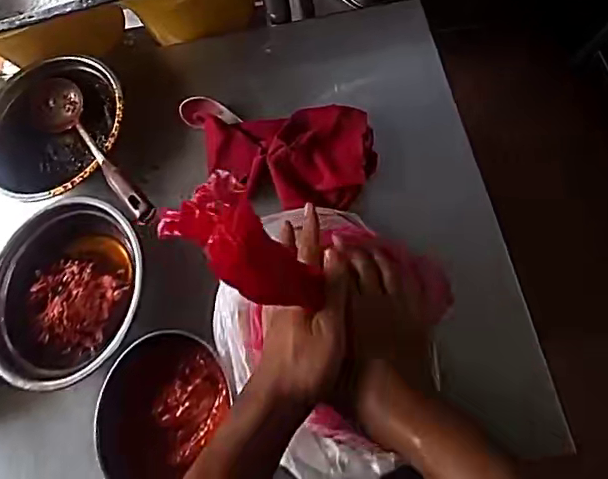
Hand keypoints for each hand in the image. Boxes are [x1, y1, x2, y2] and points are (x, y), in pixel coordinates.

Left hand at [249, 207, 347, 409]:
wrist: (276, 400)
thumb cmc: (308, 364)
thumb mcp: (331, 327)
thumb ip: (334, 289)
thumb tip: (333, 250)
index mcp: (300, 292)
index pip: (308, 253)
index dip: (311, 231)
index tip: (310, 208)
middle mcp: (285, 296)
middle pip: (289, 261)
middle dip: (292, 240)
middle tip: (291, 221)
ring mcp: (277, 313)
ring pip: (281, 275)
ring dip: (284, 256)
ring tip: (283, 243)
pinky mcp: (273, 329)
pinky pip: (278, 290)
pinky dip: (281, 277)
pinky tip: (280, 284)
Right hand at [337, 239, 435, 435]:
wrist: (401, 405)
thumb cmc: (360, 391)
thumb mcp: (330, 369)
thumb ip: (320, 343)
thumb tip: (308, 331)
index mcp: (351, 309)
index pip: (340, 272)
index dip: (333, 256)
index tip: (326, 246)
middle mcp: (374, 298)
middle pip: (363, 264)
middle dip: (351, 250)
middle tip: (341, 241)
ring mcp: (397, 304)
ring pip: (386, 267)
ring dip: (375, 254)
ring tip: (367, 248)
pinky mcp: (416, 313)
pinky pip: (408, 281)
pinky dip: (400, 269)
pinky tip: (396, 264)